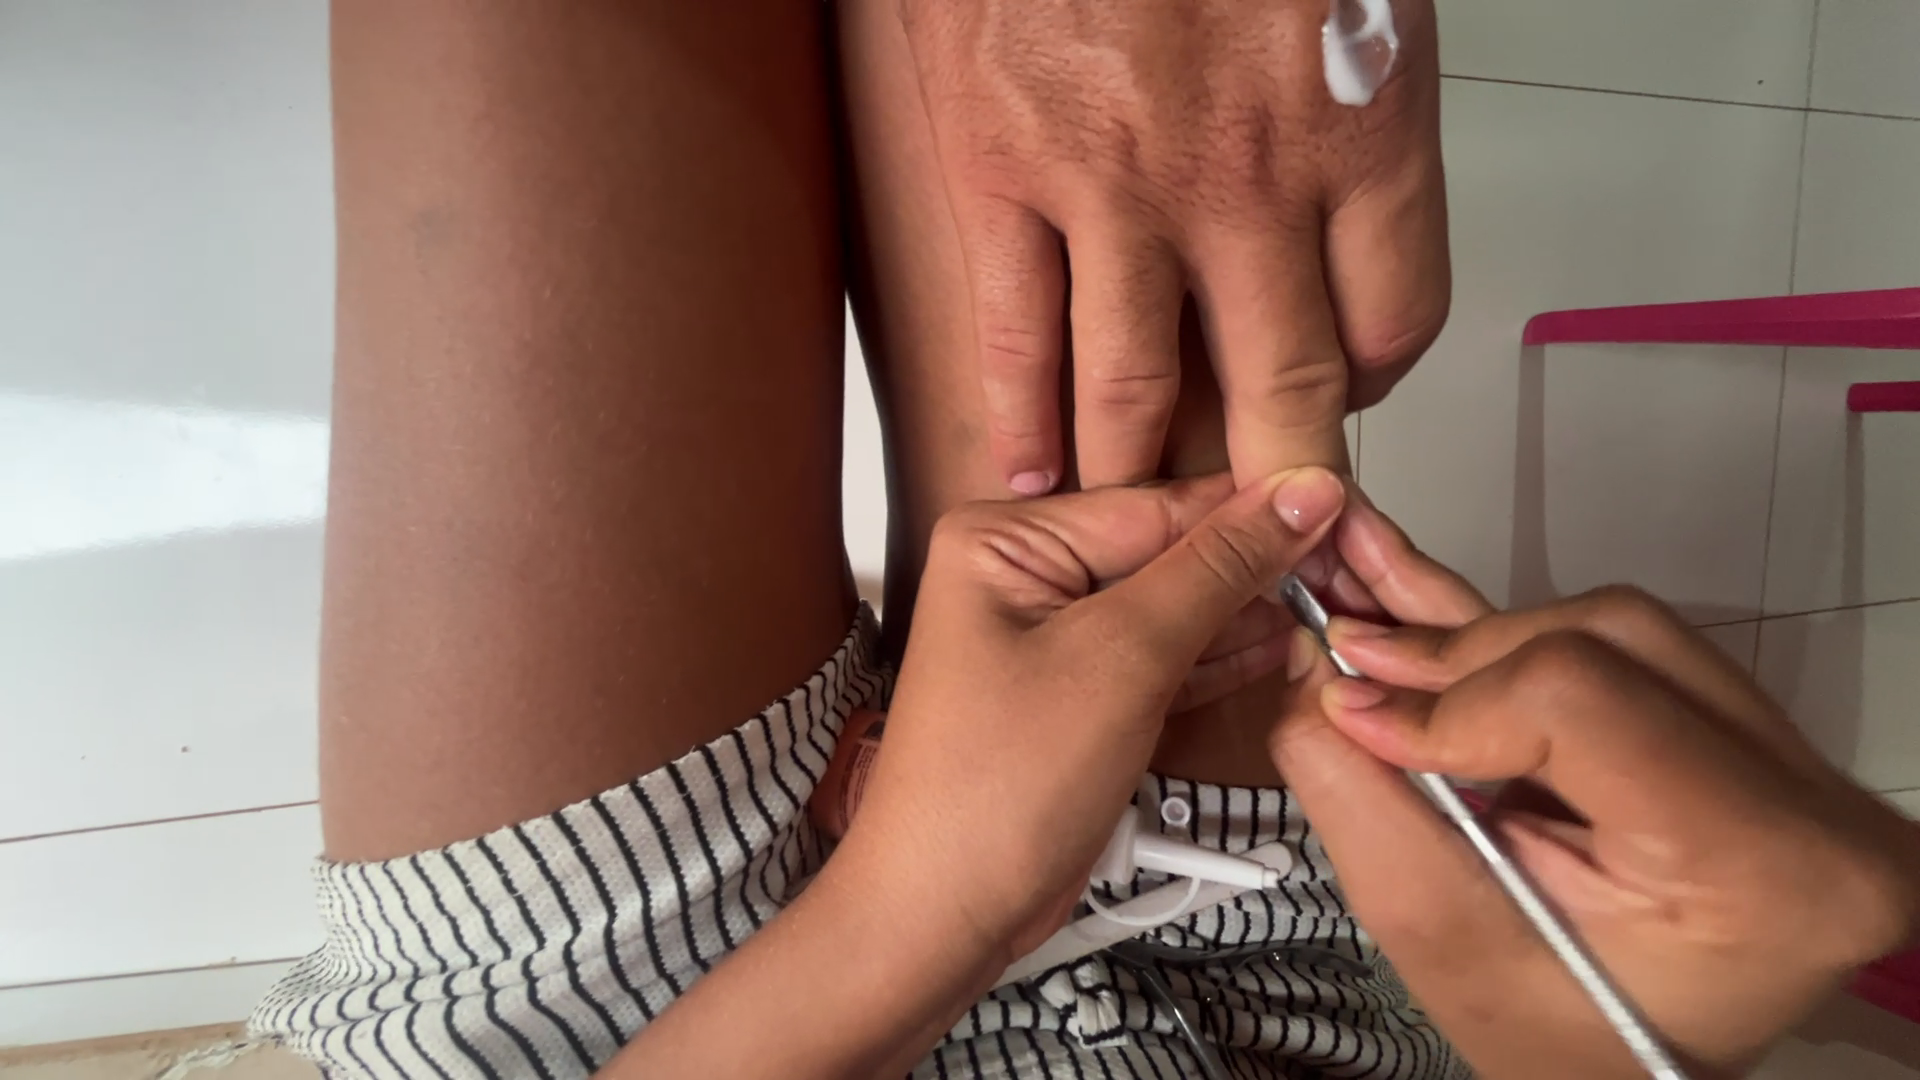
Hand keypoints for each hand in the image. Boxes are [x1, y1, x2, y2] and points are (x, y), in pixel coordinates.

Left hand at [616, 468, 1346, 1078]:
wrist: (947, 911)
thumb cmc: (999, 786)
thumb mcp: (1121, 656)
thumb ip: (1212, 572)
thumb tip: (1293, 497)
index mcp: (1002, 537)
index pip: (1151, 505)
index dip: (1247, 513)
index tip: (1335, 506)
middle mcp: (1019, 573)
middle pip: (1157, 553)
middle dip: (1242, 571)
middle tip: (1335, 573)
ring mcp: (1045, 633)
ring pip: (1162, 607)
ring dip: (1234, 618)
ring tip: (1315, 612)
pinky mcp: (1071, 686)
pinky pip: (1149, 655)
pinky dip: (1204, 659)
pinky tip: (1265, 650)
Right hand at [898, 0, 1447, 493]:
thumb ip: (1354, 121)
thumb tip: (1326, 241)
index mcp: (1351, 118)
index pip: (1390, 316)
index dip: (1365, 390)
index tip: (1333, 409)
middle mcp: (1238, 177)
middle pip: (1278, 382)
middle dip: (1268, 476)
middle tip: (1253, 529)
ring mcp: (1111, 189)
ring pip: (1133, 386)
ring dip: (1132, 468)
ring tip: (1126, 514)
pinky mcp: (1002, 180)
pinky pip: (1017, 336)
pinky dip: (1022, 418)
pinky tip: (1028, 469)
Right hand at [1269, 498, 1919, 1077]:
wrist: (1608, 1052)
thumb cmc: (1530, 1020)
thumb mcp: (1417, 916)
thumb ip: (1344, 781)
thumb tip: (1310, 663)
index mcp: (1758, 863)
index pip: (1576, 697)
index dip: (1443, 700)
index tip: (1356, 723)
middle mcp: (1803, 791)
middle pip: (1594, 638)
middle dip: (1447, 654)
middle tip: (1351, 666)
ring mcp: (1775, 750)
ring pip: (1593, 622)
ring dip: (1464, 636)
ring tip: (1368, 643)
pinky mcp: (1723, 724)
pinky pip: (1599, 640)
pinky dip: (1491, 622)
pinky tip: (1405, 585)